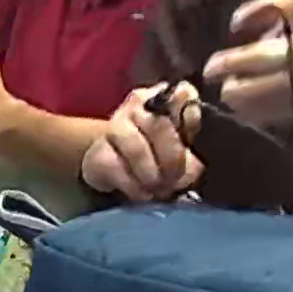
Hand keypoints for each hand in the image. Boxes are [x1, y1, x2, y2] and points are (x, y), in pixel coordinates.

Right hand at [81, 82, 203, 200]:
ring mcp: (114, 126)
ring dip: (151, 175)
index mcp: (165, 98)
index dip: (192, 121)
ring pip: (137, 149)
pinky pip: (117, 169)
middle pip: (159, 127)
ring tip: (158, 190)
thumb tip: (195, 170)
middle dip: (172, 159)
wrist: (112, 165)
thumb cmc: (152, 154)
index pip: (183, 97)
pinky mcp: (98, 152)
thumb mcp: (178, 149)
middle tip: (176, 180)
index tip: (193, 144)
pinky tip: (141, 194)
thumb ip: (190, 152)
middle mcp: (138, 106)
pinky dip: (133, 186)